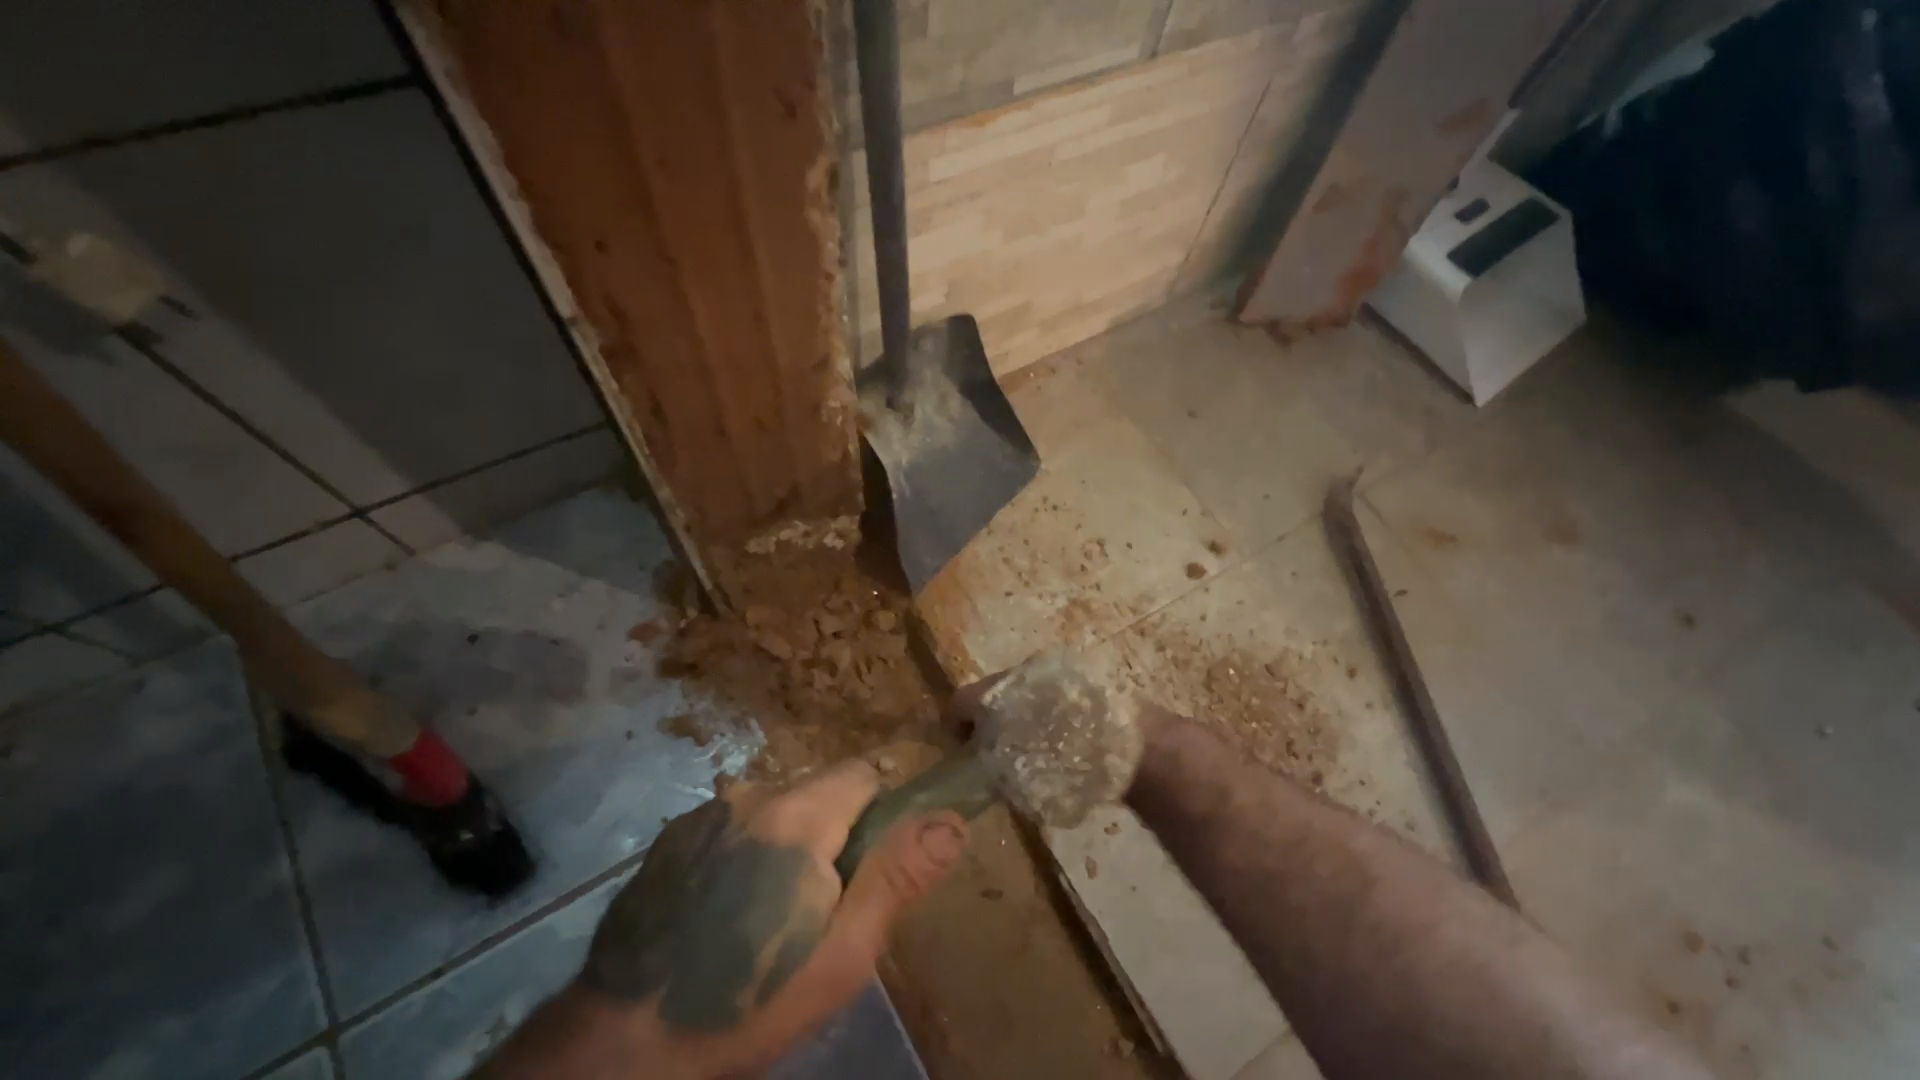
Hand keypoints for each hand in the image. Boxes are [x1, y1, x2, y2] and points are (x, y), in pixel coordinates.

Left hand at [572, 760, 968, 1075]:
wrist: (625, 1043)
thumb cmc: (753, 999)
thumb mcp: (844, 952)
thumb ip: (898, 875)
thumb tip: (952, 819)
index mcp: (795, 815)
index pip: (863, 773)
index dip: (881, 815)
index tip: (873, 870)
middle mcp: (745, 796)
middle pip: (818, 790)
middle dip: (834, 834)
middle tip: (822, 910)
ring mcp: (700, 817)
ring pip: (774, 809)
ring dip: (787, 844)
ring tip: (770, 916)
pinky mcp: (668, 842)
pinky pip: (732, 827)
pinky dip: (745, 853)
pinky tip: (725, 913)